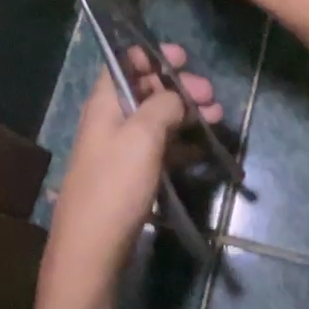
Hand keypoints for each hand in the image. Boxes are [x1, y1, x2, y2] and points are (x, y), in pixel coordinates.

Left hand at [39, 44, 222, 308]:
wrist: (91, 252)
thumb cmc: (114, 186)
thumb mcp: (142, 136)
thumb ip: (162, 105)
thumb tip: (177, 96)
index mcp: (104, 103)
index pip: (123, 63)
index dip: (151, 56)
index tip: (184, 58)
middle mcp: (109, 121)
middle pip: (146, 91)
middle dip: (179, 89)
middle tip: (212, 96)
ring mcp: (119, 151)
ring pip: (157, 121)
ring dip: (186, 116)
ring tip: (217, 119)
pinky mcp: (130, 178)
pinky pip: (159, 150)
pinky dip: (181, 145)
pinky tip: (203, 150)